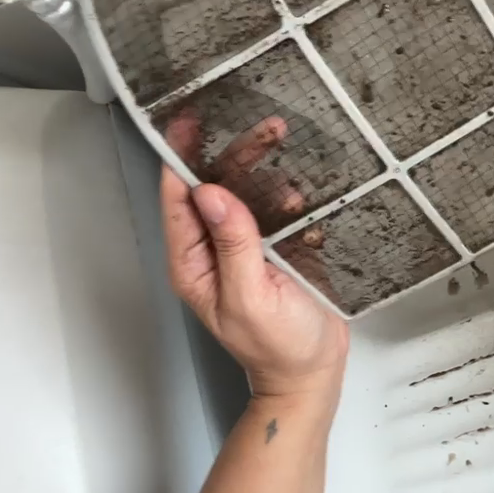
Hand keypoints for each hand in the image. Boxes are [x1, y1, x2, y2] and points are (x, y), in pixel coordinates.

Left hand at [161, 113, 347, 399]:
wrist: (314, 371)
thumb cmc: (278, 346)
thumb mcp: (250, 296)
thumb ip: (233, 245)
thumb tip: (211, 194)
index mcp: (194, 263)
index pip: (179, 200)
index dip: (181, 157)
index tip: (190, 121)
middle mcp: (215, 250)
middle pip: (218, 188)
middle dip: (239, 155)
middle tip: (270, 128)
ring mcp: (247, 249)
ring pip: (252, 196)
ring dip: (271, 174)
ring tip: (291, 158)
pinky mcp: (277, 250)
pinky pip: (280, 212)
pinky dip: (293, 200)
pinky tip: (306, 201)